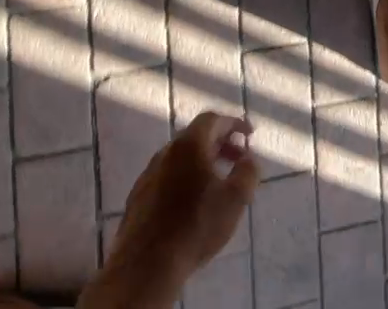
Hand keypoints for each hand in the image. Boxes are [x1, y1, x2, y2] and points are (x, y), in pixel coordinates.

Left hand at [103, 113, 258, 283]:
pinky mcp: (137, 199)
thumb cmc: (196, 226)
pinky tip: (193, 203)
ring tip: (218, 183)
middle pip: (195, 137)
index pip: (213, 119)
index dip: (234, 123)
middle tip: (238, 159)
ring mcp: (147, 176)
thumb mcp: (236, 198)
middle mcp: (165, 154)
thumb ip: (249, 170)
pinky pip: (167, 177)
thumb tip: (249, 158)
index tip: (250, 135)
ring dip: (202, 162)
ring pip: (180, 158)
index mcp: (189, 146)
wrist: (145, 268)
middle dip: (221, 143)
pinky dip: (185, 178)